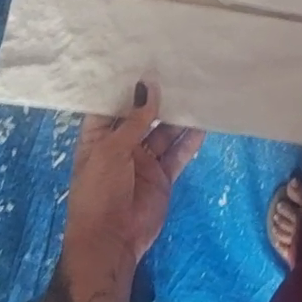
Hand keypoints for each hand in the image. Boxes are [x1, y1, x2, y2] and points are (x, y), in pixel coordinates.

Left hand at [33, 81, 203, 301]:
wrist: (110, 242)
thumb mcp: (111, 151)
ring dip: (178, 117)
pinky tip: (203, 124)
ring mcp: (143, 161)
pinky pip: (178, 153)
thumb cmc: (98, 192)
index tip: (144, 59)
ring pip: (164, 133)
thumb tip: (148, 86)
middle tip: (178, 71)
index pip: (112, 105)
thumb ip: (134, 120)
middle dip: (158, 98)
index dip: (126, 85)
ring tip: (196, 92)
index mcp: (99, 137)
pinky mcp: (162, 176)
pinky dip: (190, 141)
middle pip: (143, 116)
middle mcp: (122, 145)